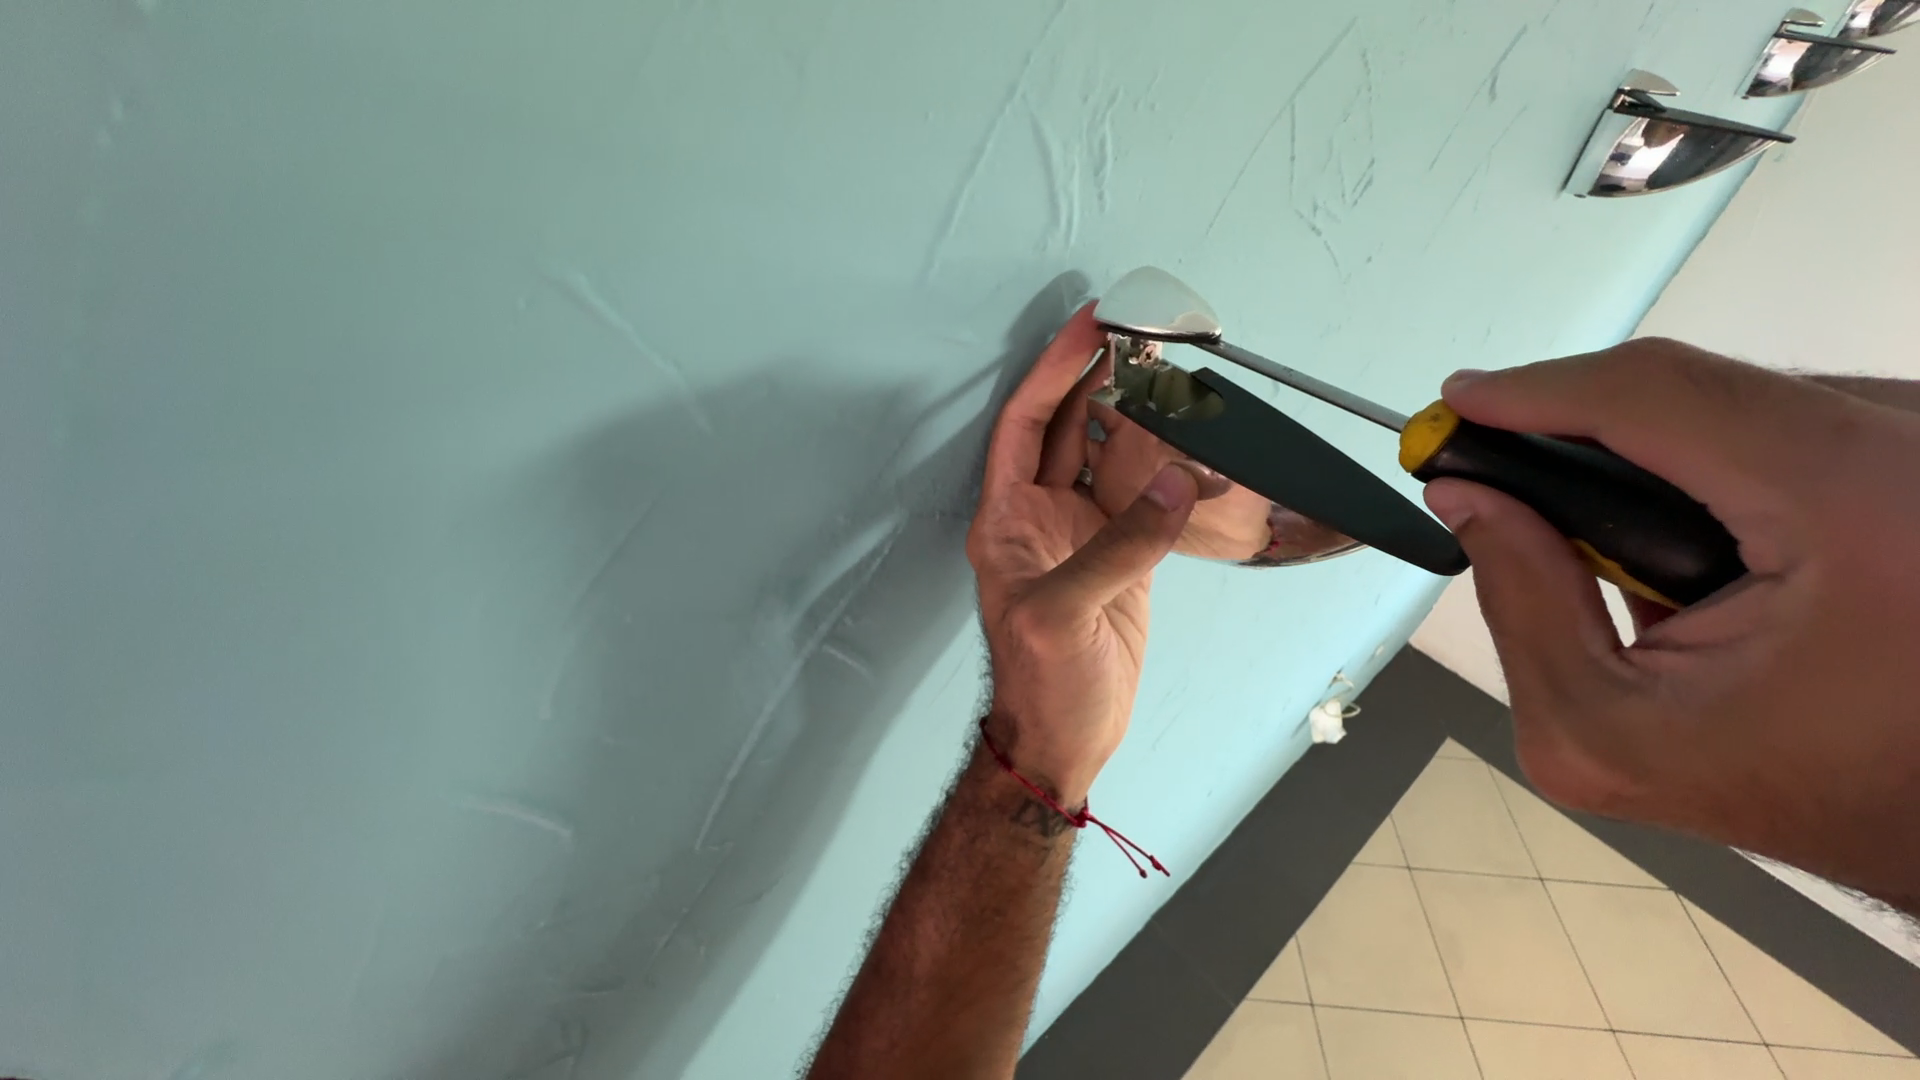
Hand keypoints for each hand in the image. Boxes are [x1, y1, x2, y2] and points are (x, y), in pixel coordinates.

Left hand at [967, 304, 1198, 804]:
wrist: (1065, 736)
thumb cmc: (1041, 683)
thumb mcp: (1061, 615)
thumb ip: (1115, 549)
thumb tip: (1172, 485)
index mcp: (1006, 520)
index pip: (1024, 424)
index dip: (1051, 372)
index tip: (1085, 327)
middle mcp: (1040, 516)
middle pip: (1067, 428)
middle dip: (1096, 380)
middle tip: (1136, 333)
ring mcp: (1083, 534)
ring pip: (1109, 458)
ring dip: (1138, 420)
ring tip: (1172, 376)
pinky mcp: (1121, 557)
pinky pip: (1145, 500)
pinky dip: (1170, 474)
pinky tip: (1196, 449)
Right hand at [1424, 339, 1919, 904]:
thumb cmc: (1785, 790)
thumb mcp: (1596, 727)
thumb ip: (1515, 603)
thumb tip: (1462, 495)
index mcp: (1859, 518)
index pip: (1661, 400)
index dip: (1539, 390)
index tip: (1456, 402)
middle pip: (1697, 392)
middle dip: (1579, 428)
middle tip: (1504, 475)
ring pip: (1740, 400)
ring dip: (1643, 449)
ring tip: (1605, 535)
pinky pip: (1791, 420)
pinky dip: (1709, 460)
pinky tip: (1691, 538)